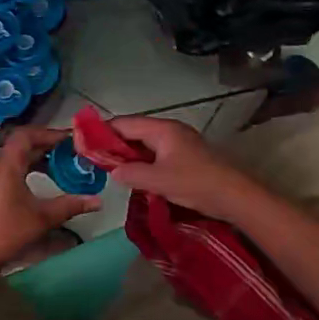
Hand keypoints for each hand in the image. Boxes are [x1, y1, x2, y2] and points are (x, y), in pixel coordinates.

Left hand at [0, 127, 99, 275]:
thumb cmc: (6, 233)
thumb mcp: (43, 218)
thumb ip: (71, 206)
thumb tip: (98, 201)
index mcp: (7, 166)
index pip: (26, 135)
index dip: (48, 133)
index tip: (69, 140)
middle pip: (21, 145)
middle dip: (46, 145)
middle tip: (69, 152)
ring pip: (14, 158)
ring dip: (36, 158)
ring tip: (58, 167)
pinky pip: (7, 170)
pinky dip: (25, 169)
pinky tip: (38, 184)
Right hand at [104, 115, 267, 223]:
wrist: (234, 195)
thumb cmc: (195, 183)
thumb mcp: (158, 180)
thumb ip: (131, 173)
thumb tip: (114, 171)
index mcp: (162, 129)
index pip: (125, 123)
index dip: (103, 131)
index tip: (84, 142)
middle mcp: (170, 130)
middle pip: (135, 131)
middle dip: (114, 143)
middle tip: (94, 158)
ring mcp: (179, 142)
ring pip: (145, 143)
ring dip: (128, 154)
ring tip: (109, 168)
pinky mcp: (185, 155)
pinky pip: (156, 153)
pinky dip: (142, 160)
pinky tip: (134, 174)